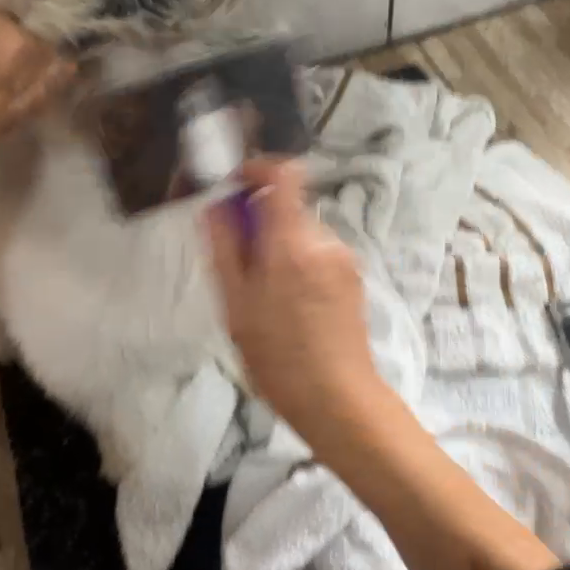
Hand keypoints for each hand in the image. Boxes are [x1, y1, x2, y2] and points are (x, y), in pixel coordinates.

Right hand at [202, 160, 382, 442]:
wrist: (338, 399)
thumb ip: (224, 247)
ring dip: (280, 250)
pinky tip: (293, 309)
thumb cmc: (278, 357)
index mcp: (291, 241)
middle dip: (261, 226)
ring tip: (268, 300)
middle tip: (241, 271)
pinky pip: (318, 255)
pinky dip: (300, 267)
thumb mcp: (235, 305)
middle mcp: (324, 240)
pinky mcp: (355, 277)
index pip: (283, 173)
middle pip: (288, 208)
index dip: (256, 170)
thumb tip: (214, 206)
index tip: (235, 188)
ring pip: (301, 235)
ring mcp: (344, 258)